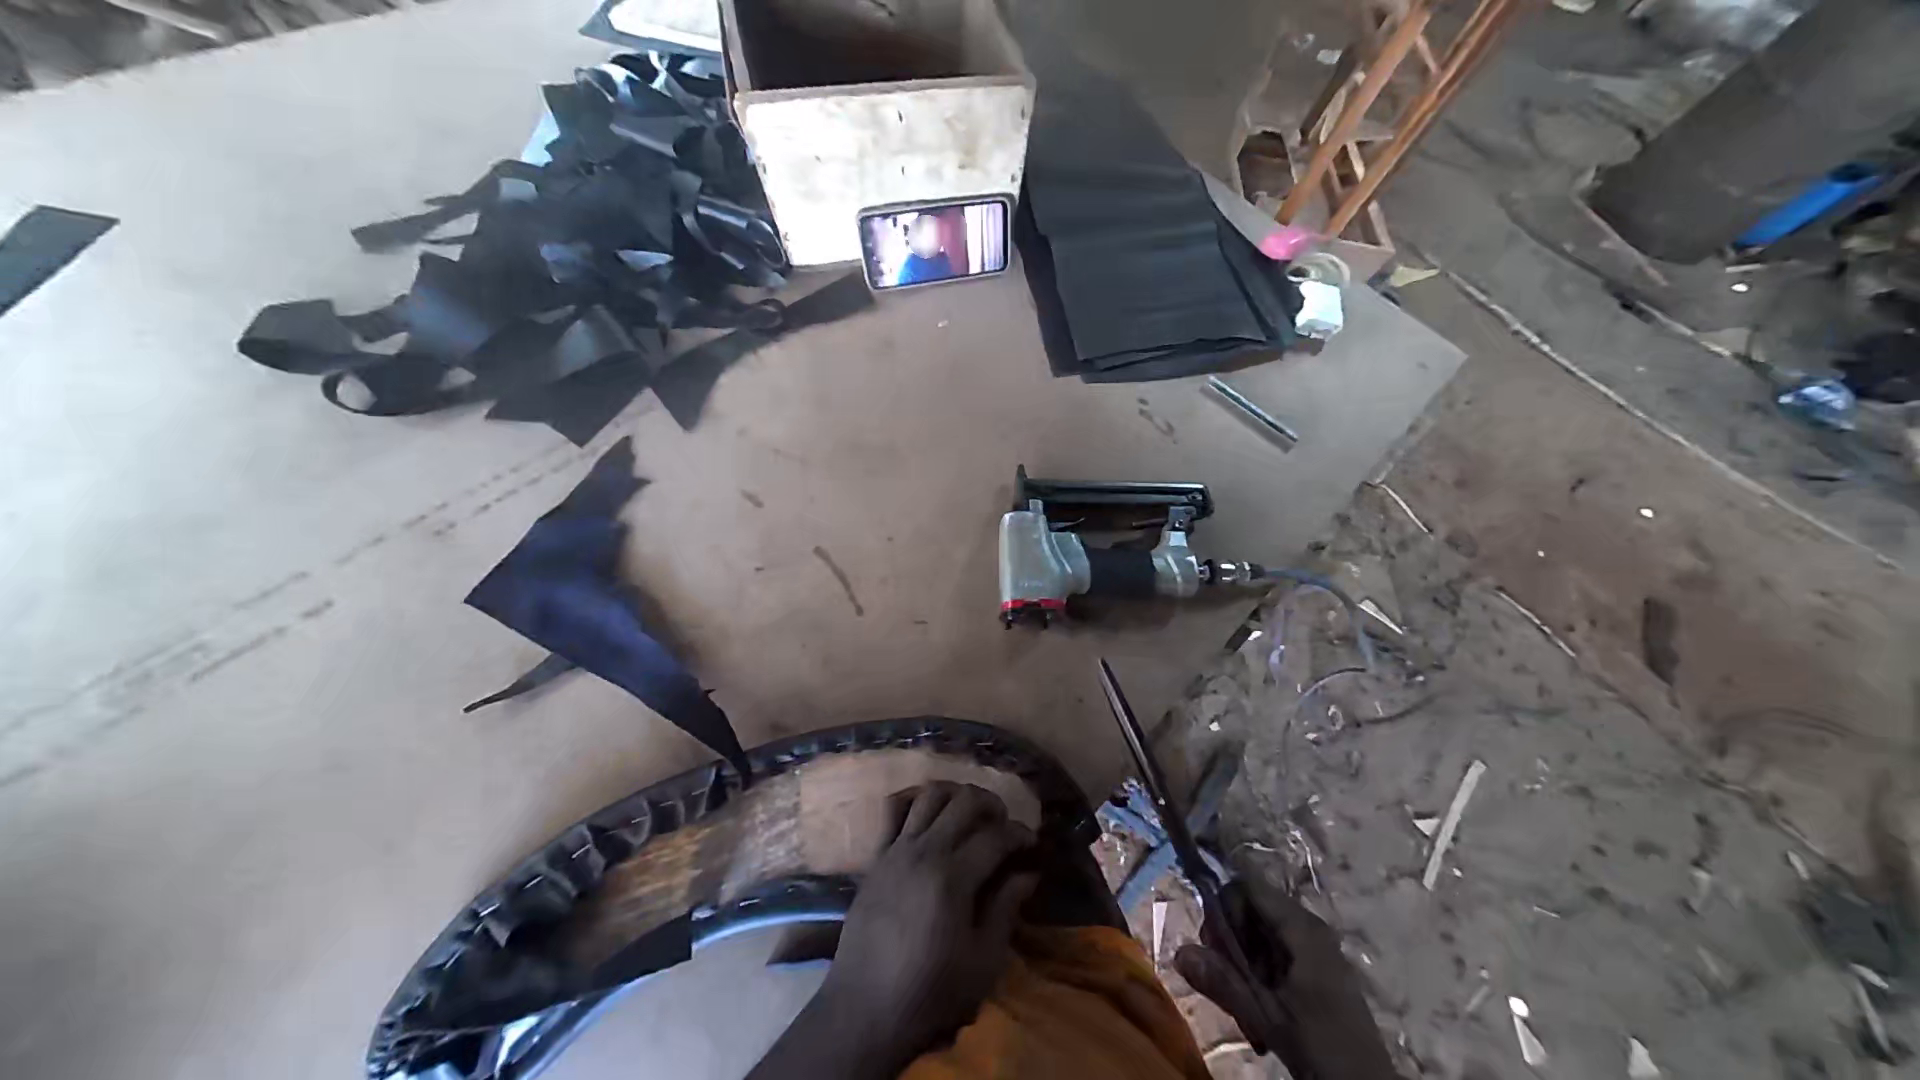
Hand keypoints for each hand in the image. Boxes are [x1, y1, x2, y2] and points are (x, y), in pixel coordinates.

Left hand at [825, 782, 1039, 1053]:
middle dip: (992, 805)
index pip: (995, 836)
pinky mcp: (876, 857)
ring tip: (971, 814)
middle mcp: (924, 852)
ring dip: (956, 795)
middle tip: (1005, 825)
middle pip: (964, 801)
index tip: (1032, 844)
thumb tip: (1028, 874)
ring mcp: (896, 850)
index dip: (1020, 834)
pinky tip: (930, 814)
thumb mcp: (983, 961)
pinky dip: (915, 800)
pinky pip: (894, 810)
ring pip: (929, 795)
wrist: (865, 1010)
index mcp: (953, 877)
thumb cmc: (931, 993)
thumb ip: (1006, 909)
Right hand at [1175, 884, 1399, 1079]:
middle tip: (1223, 978)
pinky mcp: (1316, 972)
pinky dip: (1259, 977)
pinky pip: (1275, 957)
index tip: (1213, 942)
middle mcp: (1308, 927)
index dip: (1223, 906)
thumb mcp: (1264, 1014)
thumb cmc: (1320, 1045)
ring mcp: (1315, 950)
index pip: (1247, 887)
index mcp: (1301, 927)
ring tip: (1242, 1005)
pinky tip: (1258, 1012)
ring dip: (1242, 966)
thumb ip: (1221, 981)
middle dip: (1230, 942)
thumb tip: (1179, 952)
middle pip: (1251, 911)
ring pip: (1259, 937)